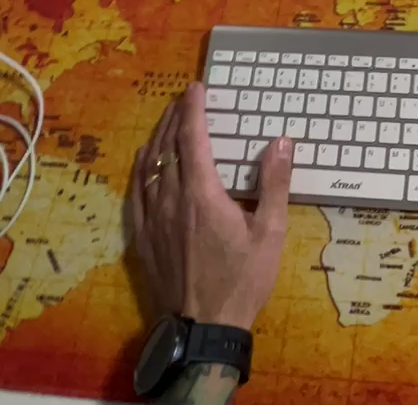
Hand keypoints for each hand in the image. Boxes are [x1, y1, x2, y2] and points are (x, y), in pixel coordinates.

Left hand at [127, 84, 292, 329]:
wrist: (204, 330)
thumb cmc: (242, 279)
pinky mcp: (143, 237)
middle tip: (184, 98)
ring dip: (157, 137)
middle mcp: (171, 200)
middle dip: (174, 117)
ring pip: (147, 167)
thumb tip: (282, 141)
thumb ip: (275, 183)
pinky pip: (135, 192)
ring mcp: (152, 220)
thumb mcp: (271, 232)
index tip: (196, 88)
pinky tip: (145, 162)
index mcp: (202, 194)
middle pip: (166, 147)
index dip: (193, 110)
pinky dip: (141, 167)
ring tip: (167, 120)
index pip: (192, 140)